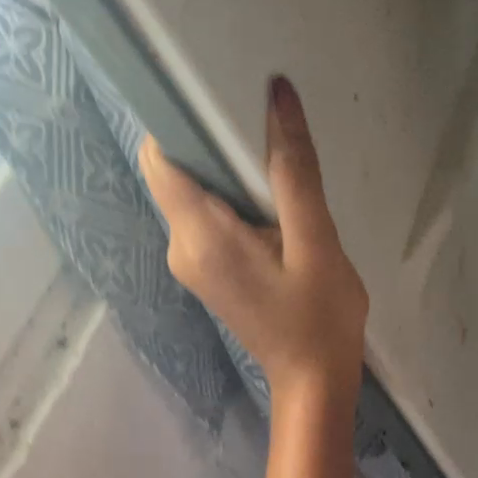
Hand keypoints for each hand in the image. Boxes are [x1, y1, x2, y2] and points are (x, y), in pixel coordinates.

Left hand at [140, 77, 369, 405]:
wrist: (314, 382)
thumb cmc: (320, 318)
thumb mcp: (316, 241)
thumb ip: (293, 169)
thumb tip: (277, 95)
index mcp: (200, 237)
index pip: (158, 156)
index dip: (178, 119)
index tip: (219, 96)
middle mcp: (181, 247)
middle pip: (173, 170)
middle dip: (208, 141)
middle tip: (261, 126)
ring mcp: (191, 262)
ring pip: (190, 192)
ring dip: (224, 170)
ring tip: (272, 161)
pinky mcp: (207, 271)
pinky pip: (204, 216)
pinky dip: (229, 198)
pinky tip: (268, 200)